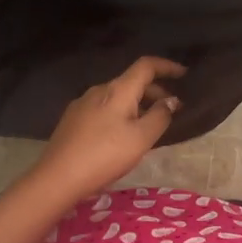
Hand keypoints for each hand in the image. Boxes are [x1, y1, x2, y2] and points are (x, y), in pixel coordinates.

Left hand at [29, 56, 185, 199]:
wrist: (57, 177)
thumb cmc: (104, 155)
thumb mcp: (140, 139)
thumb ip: (160, 117)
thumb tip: (171, 100)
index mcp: (118, 89)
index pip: (146, 65)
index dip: (167, 66)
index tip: (184, 74)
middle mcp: (100, 89)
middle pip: (132, 81)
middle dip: (155, 91)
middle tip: (173, 109)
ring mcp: (83, 103)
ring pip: (118, 96)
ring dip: (138, 104)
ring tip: (150, 124)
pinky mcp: (73, 118)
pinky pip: (105, 108)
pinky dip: (122, 113)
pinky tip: (122, 134)